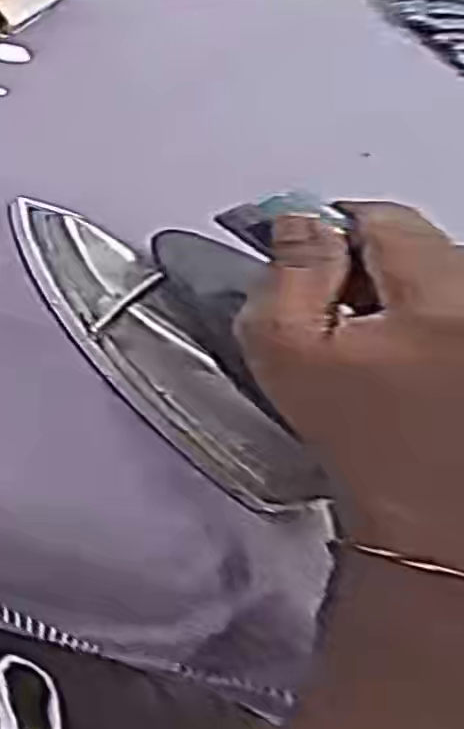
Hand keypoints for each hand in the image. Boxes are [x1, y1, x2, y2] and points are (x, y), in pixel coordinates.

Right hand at [237, 203, 463, 564]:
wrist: (437, 506)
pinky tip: (417, 352)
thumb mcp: (282, 344)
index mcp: (443, 304)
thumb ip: (288, 272)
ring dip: (410, 290)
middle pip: (430, 246)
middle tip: (331, 306)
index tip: (300, 240)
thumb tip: (301, 222)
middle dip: (371, 264)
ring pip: (456, 275)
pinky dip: (438, 314)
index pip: (388, 221)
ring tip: (376, 336)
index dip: (332, 225)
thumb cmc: (359, 432)